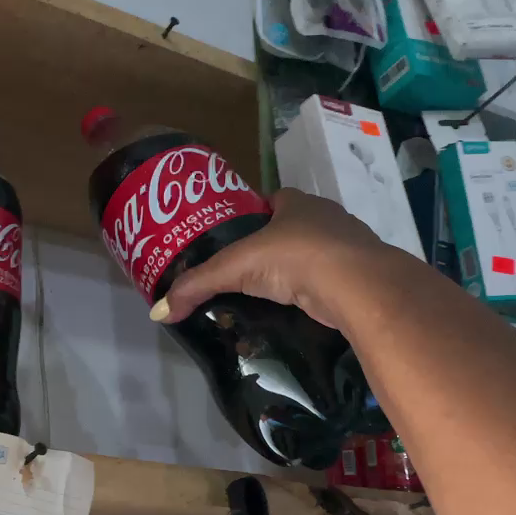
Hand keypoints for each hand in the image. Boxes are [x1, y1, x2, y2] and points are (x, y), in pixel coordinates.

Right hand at [150, 189, 395, 330]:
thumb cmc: (295, 257)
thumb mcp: (234, 267)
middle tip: (241, 272)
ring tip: (263, 294)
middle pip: (289, 228)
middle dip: (269, 246)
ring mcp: (346, 246)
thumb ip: (196, 286)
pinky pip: (325, 281)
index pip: (270, 201)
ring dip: (292, 271)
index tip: (232, 239)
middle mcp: (325, 217)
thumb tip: (158, 312)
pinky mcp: (357, 276)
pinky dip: (310, 292)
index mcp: (297, 202)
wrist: (357, 285)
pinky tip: (293, 308)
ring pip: (310, 255)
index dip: (251, 216)